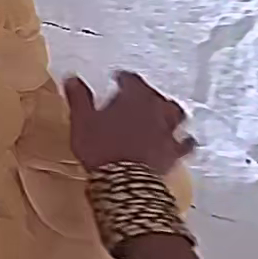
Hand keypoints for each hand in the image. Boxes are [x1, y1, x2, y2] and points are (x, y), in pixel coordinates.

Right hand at [63, 71, 195, 172]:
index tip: (118, 78)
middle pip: (156, 95)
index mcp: (133, 98)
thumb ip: (79, 97)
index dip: (124, 78)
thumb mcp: (81, 119)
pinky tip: (182, 141)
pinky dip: (184, 140)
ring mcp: (167, 131)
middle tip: (140, 95)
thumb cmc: (100, 146)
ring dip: (169, 111)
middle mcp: (155, 110)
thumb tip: (72, 78)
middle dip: (148, 93)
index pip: (132, 80)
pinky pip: (185, 143)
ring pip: (176, 114)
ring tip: (164, 112)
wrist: (123, 180)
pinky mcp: (174, 153)